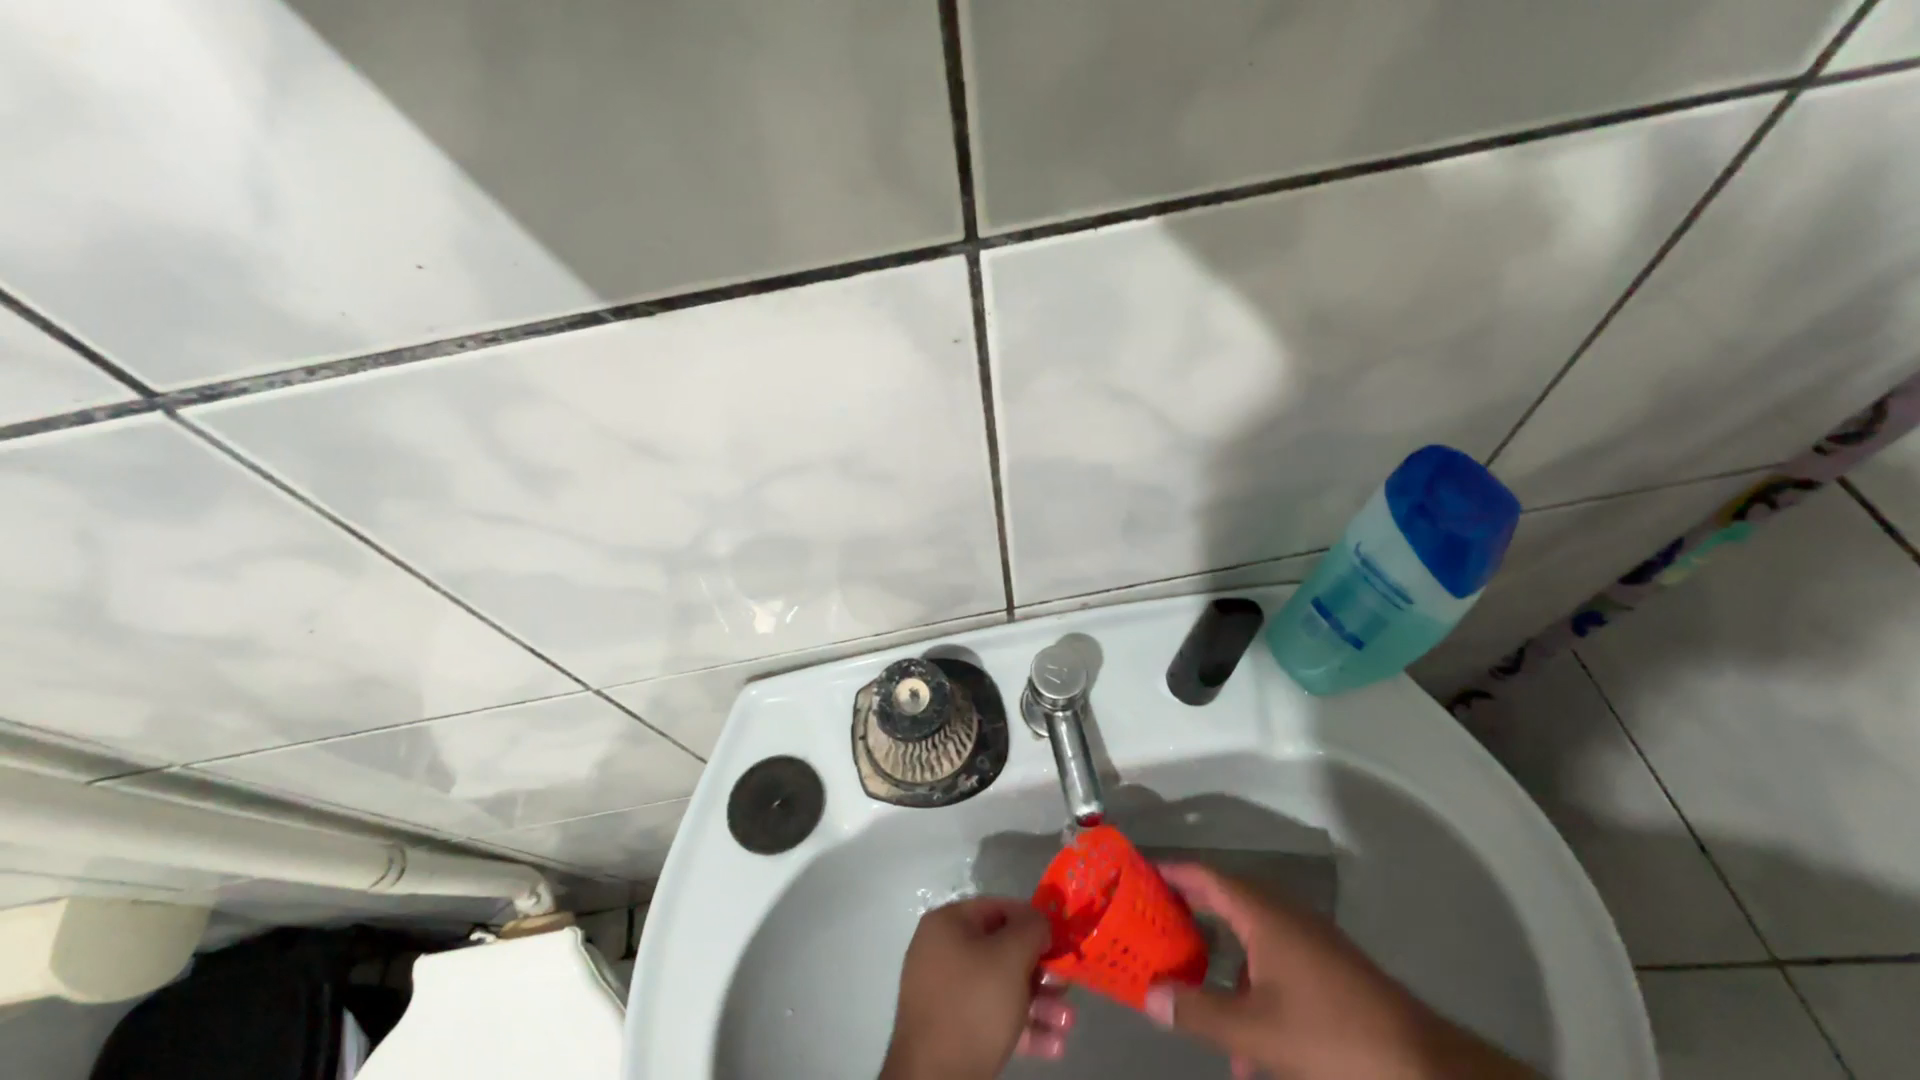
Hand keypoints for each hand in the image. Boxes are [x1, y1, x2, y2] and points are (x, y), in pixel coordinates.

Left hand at [880, 896, 1076, 1079]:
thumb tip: (1039, 923)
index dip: (1032, 920)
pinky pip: (992, 1018)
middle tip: (1067, 987)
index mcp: (947, 925)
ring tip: (1067, 1022)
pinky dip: (1023, 1027)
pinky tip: (1053, 1045)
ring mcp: (946, 993)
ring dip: (1040, 1004)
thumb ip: (1031, 929)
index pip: (998, 908)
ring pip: (1002, 989)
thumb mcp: (1010, 957)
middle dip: (1041, 972)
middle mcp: (942, 953)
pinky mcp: (953, 1028)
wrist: (934, 1077)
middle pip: (1002, 951)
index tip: (1060, 939)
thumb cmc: (974, 1003)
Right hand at [1143, 864, 1539, 1079]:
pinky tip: (1247, 1054)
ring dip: (1221, 968)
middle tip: (1150, 927)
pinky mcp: (1330, 974)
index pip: (1209, 877)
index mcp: (1266, 916)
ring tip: (1194, 1004)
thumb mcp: (1254, 1031)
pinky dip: (1252, 994)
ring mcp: (1313, 945)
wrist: (1423, 1067)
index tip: (1139, 874)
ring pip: (1253, 944)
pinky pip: (1276, 969)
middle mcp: (1288, 919)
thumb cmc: (1331, 1038)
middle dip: (1190, 917)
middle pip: (1228, 904)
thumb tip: (1148, 996)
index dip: (1173, 872)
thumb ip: (1197, 1012)